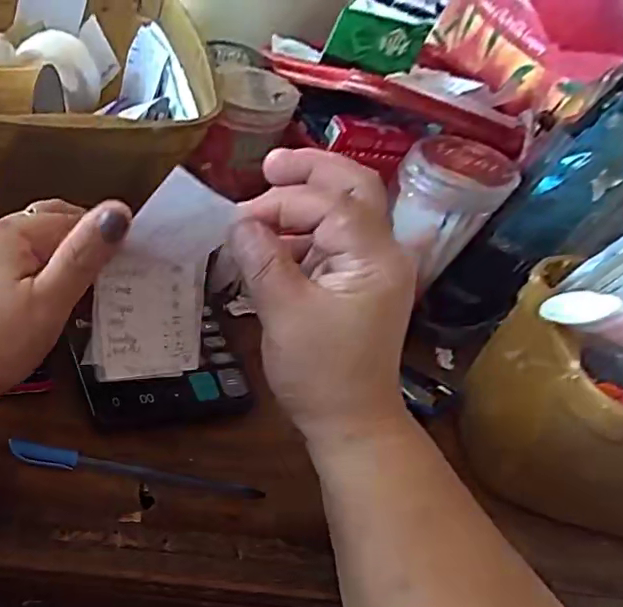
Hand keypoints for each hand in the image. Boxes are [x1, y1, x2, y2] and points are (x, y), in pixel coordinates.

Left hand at [0, 199, 130, 407]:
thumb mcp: (50, 301)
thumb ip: (83, 256)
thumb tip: (118, 213)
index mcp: (12, 231)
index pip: (73, 221)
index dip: (102, 243)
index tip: (125, 272)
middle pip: (53, 227)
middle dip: (83, 249)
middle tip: (108, 284)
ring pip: (38, 248)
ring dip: (64, 265)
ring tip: (83, 298)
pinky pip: (21, 266)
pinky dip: (43, 277)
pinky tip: (51, 304)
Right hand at [230, 149, 415, 445]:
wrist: (351, 424)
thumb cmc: (320, 375)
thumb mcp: (284, 316)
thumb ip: (263, 262)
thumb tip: (239, 222)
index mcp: (374, 256)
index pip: (330, 203)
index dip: (282, 202)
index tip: (239, 218)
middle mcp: (384, 254)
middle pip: (352, 190)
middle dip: (310, 174)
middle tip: (269, 167)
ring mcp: (375, 272)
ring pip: (346, 215)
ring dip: (307, 207)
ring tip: (264, 211)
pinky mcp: (361, 290)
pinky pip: (337, 247)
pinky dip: (308, 238)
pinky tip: (278, 246)